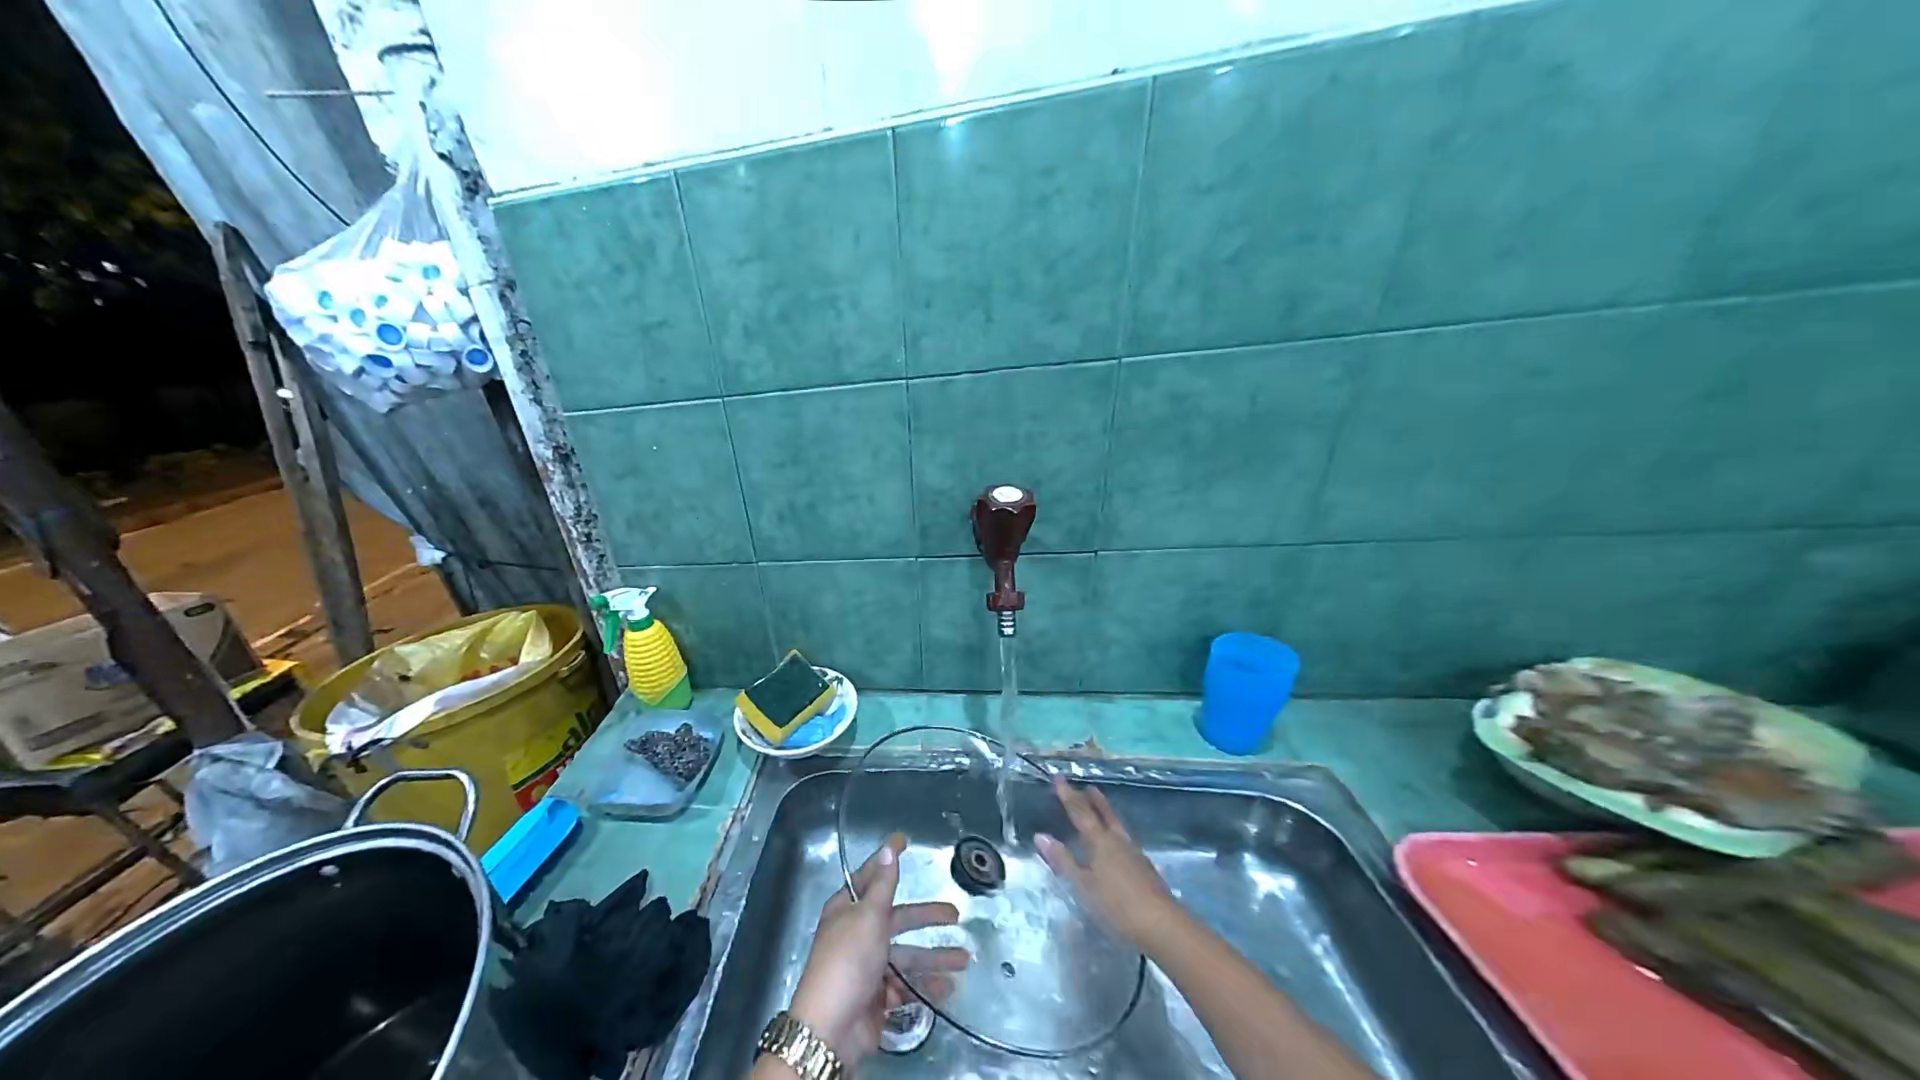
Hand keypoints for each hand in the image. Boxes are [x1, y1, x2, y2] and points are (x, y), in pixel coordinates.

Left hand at [788, 833, 968, 1067]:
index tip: (904, 841)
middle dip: (926, 917)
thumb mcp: (868, 916)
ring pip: (907, 956)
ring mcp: (868, 968)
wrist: (832, 1029)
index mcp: (847, 910)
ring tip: (965, 960)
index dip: (887, 861)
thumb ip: (883, 883)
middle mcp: (857, 935)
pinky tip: (949, 987)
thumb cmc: (848, 961)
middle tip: (955, 915)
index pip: (870, 877)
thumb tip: (889, 847)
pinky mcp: (877, 998)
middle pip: (897, 919)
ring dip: (935, 957)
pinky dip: (926, 986)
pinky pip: (907, 986)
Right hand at [1036, 777, 1180, 950]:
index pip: (1080, 812)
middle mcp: (1118, 840)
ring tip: (1100, 806)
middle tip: (1086, 786)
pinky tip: (1117, 841)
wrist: (1162, 924)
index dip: (1068, 795)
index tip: (1059, 777)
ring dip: (1106, 812)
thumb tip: (1041, 835)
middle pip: (1104, 814)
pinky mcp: (1144, 866)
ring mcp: (1134, 853)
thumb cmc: (1116, 905)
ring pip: (1117, 824)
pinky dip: (1115, 830)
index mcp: (1100, 842)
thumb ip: (1063, 860)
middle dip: (1093, 800)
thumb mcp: (1083, 886)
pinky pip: (1125, 838)